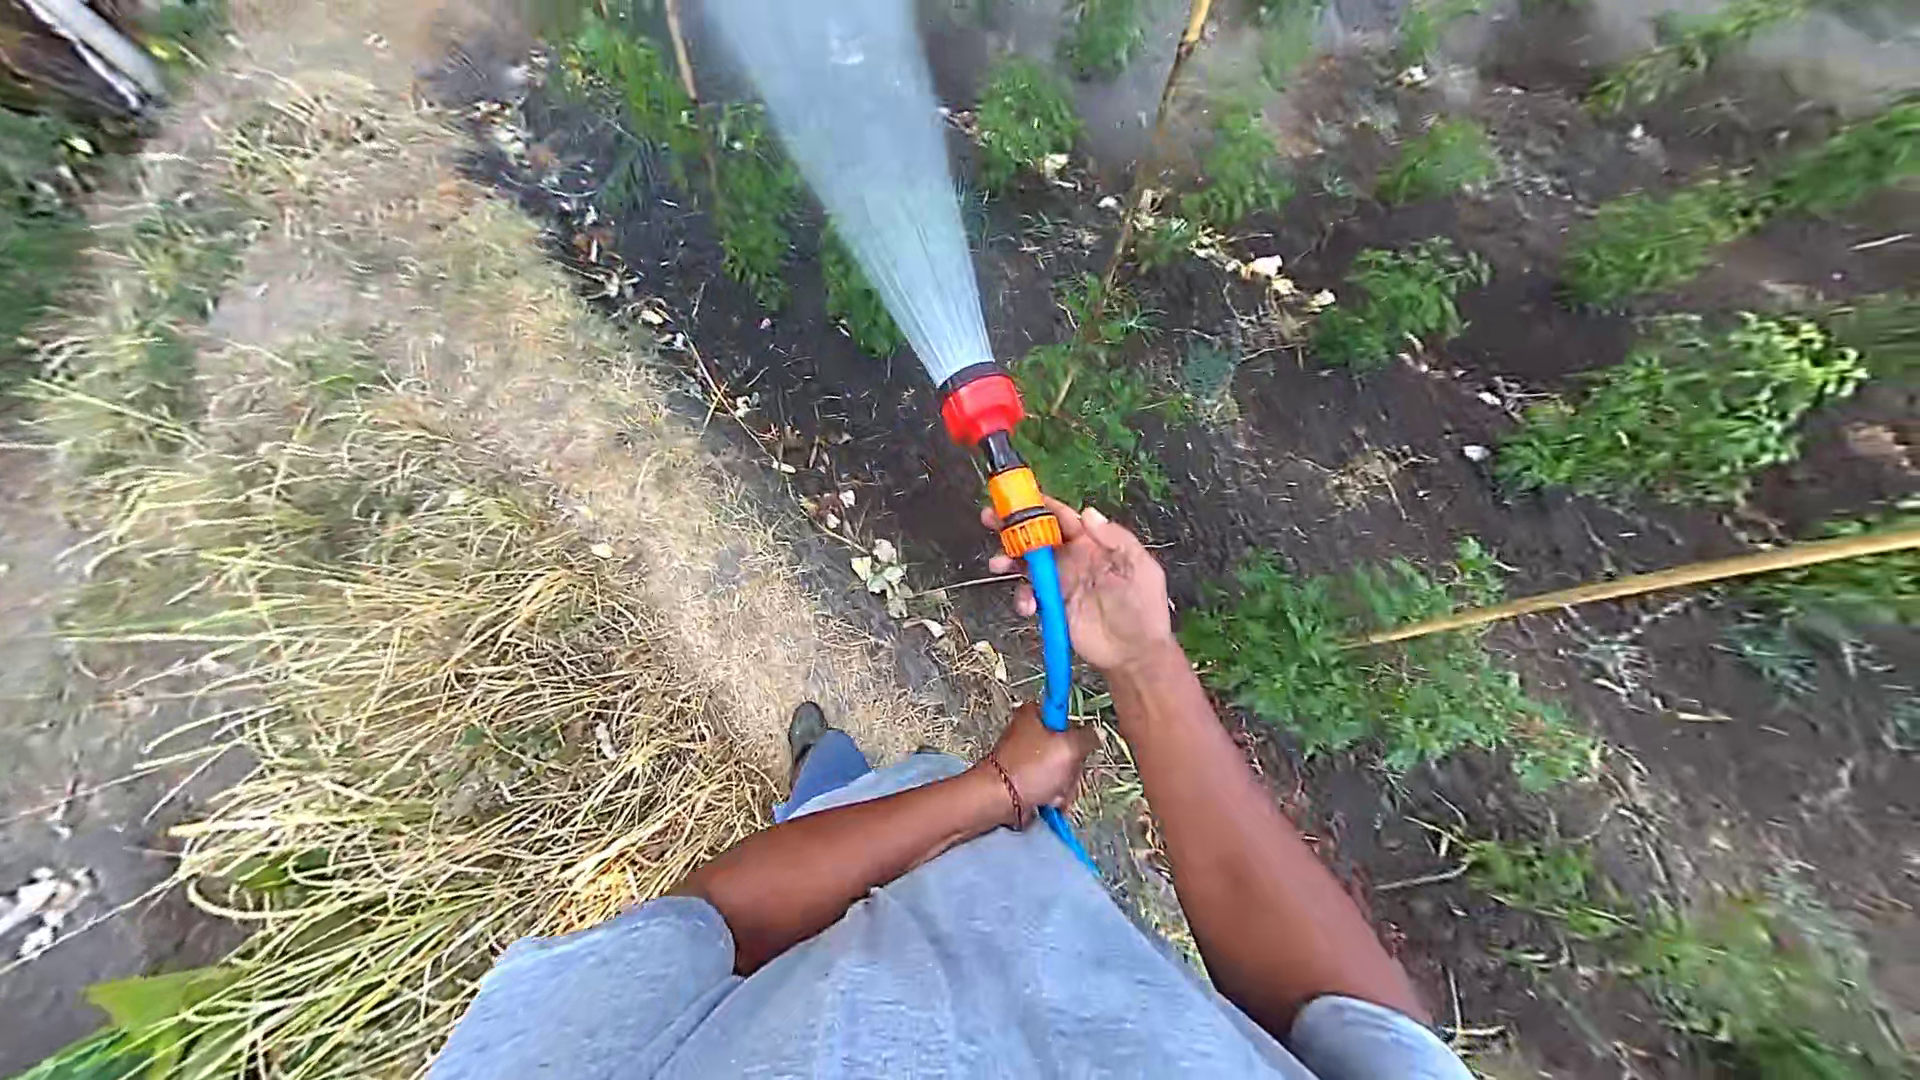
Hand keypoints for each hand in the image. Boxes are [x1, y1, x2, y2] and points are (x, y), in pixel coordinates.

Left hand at [976, 702, 1098, 825]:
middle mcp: (1029, 730)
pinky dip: (1053, 793)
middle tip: (1063, 775)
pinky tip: (1048, 800)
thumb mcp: (1068, 748)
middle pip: (1068, 747)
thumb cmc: (1030, 769)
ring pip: (1062, 769)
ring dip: (1063, 785)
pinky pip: (1051, 783)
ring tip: (1052, 791)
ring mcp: (1027, 755)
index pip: (1068, 717)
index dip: (1076, 736)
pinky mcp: (1026, 775)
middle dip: (1070, 768)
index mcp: (1034, 713)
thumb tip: (1098, 732)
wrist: (998, 799)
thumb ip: (1088, 737)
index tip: (1074, 748)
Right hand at [982, 497, 1176, 675]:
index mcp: (1092, 544)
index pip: (1063, 519)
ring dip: (1008, 559)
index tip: (1019, 499)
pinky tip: (1028, 606)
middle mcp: (1072, 559)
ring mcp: (1059, 582)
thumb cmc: (1142, 608)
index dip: (1041, 507)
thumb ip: (1115, 539)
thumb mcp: (1138, 568)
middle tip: (989, 518)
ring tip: (997, 564)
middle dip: (1012, 527)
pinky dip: (1022, 597)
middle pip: (1037, 536)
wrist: (1133, 654)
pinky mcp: (1051, 605)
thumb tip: (1087, 512)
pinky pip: (1029, 594)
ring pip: (1026, 563)